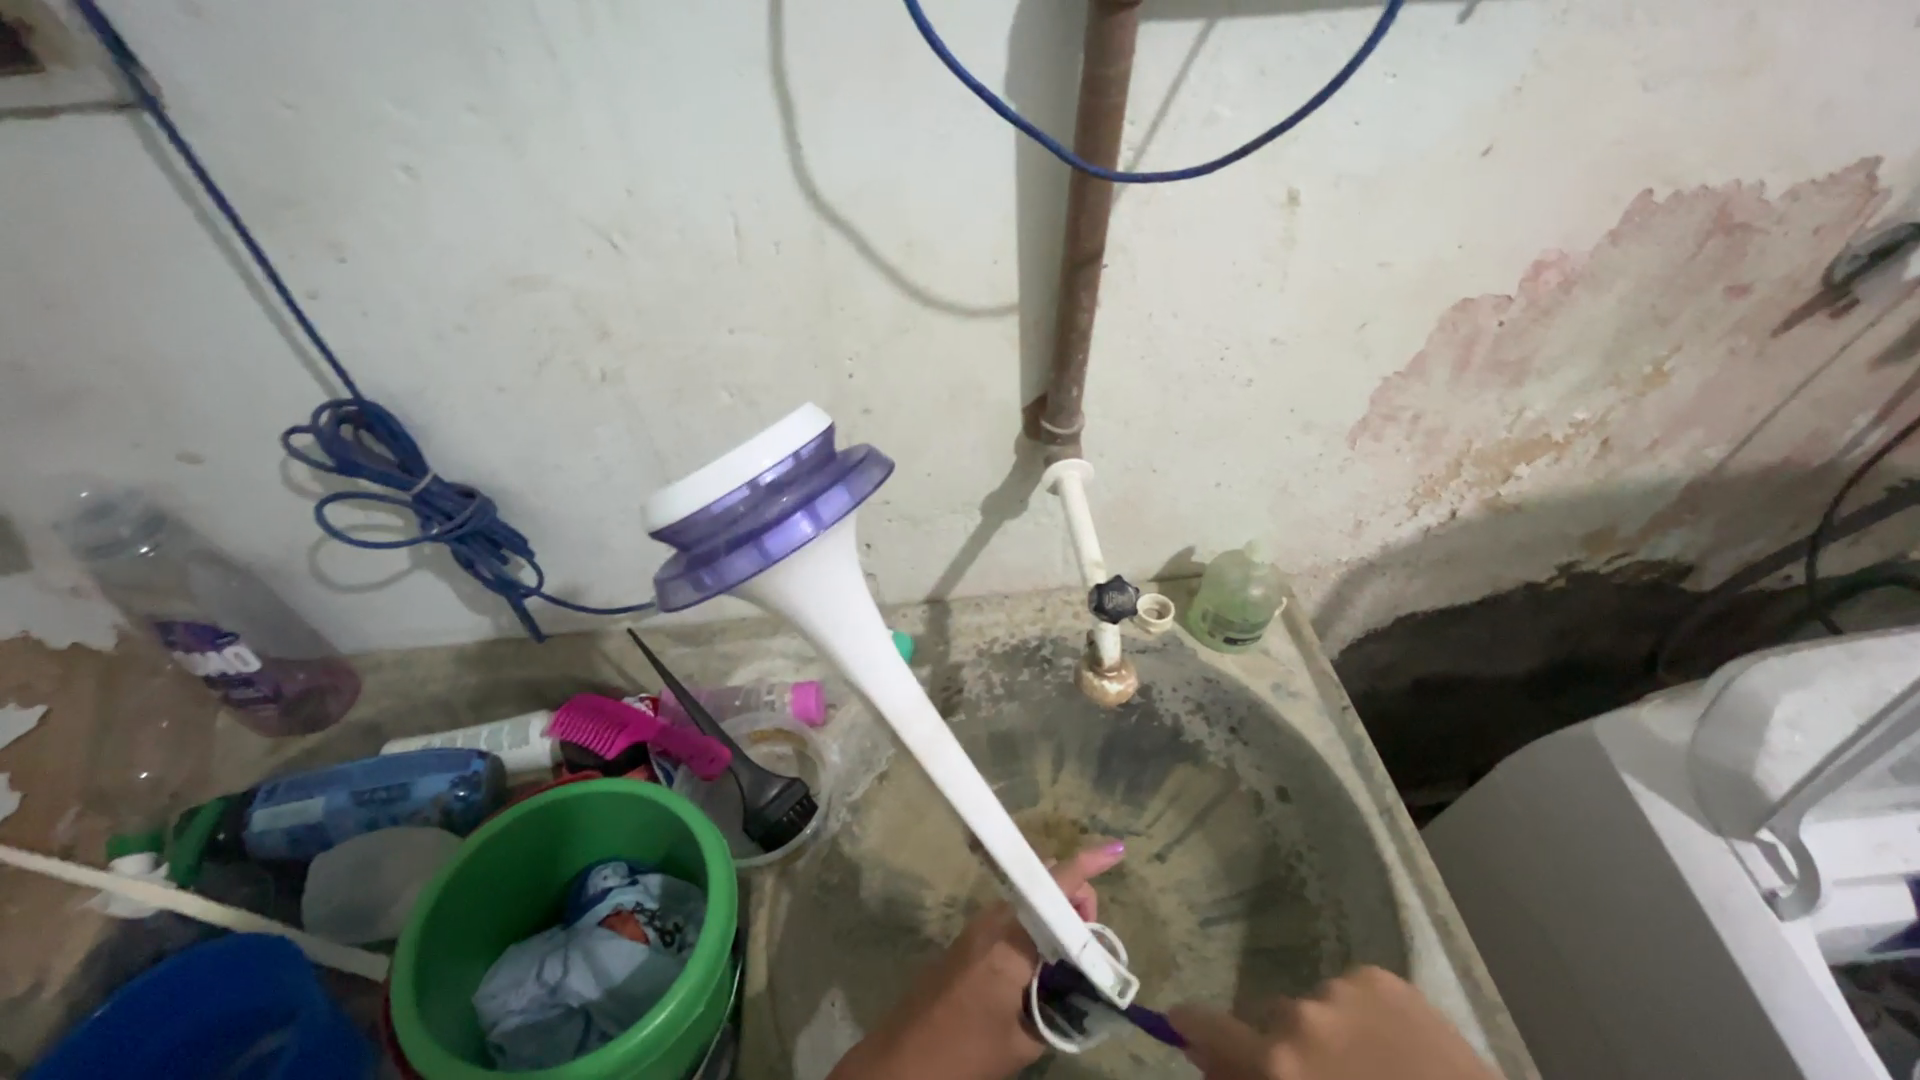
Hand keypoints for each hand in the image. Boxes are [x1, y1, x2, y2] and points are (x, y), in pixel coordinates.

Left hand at [827, 842, 1126, 1079]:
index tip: (1115, 851)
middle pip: (1042, 890)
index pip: (1053, 891)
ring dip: (1054, 917)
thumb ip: (1061, 1010)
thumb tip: (1086, 991)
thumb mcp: (1023, 1041)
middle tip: (1093, 945)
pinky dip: (1035, 931)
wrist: (897, 1064)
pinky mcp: (964, 943)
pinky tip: (1044, 965)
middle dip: (1075, 902)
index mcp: (1010, 943)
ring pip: (1026, 905)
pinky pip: (1010, 921)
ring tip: (1075, 958)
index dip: (1086, 867)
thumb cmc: (962, 1054)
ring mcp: (974, 930)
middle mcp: (991, 923)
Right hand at [1170, 966, 1498, 1079]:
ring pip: (1311, 1007)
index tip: (1179, 1021)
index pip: (1209, 1028)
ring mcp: (1343, 990)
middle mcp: (1301, 1015)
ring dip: (1322, 1032)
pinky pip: (1349, 993)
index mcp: (1279, 1062)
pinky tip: (1389, 1047)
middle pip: (1267, 1021)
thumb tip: (1208, 1061)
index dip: (1192, 1026)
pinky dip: (1357, 1016)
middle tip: (1311, 1076)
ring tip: (1364, 1066)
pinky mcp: (1382, 978)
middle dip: (1277, 1046)